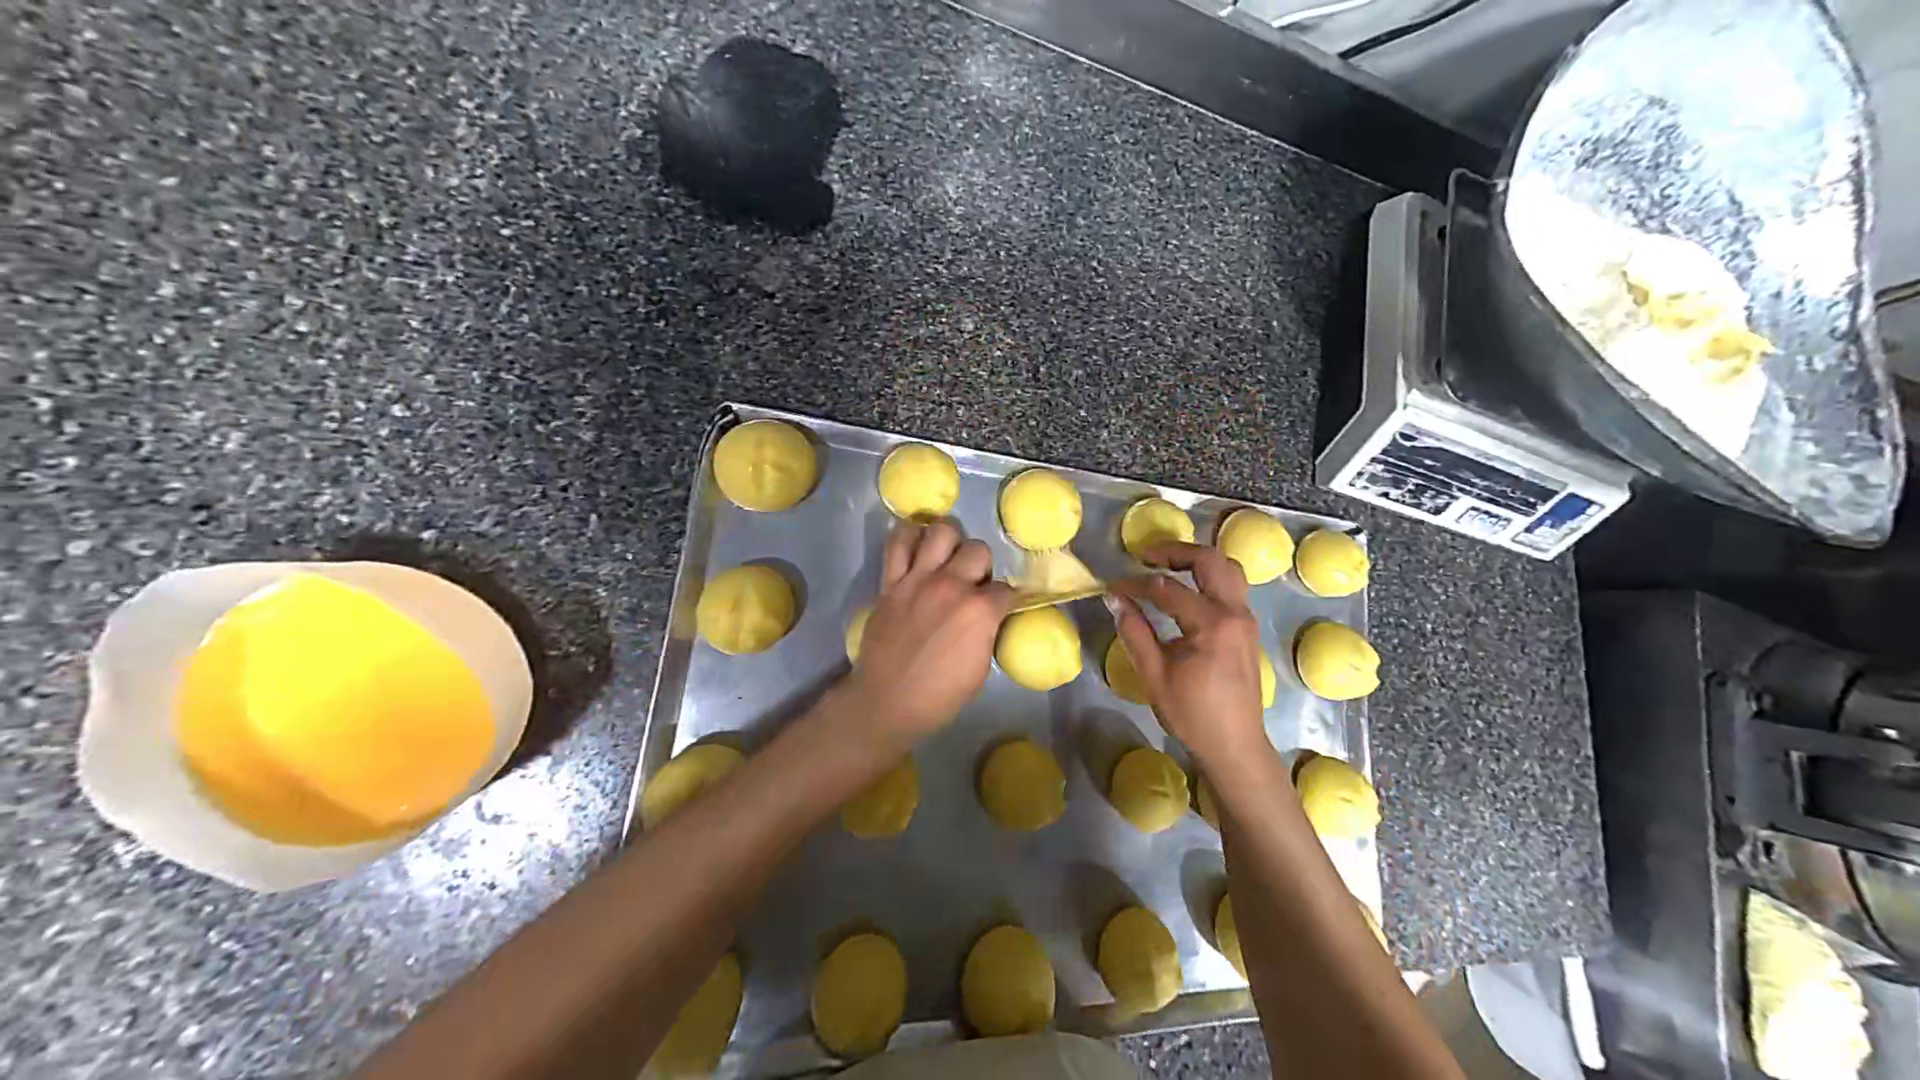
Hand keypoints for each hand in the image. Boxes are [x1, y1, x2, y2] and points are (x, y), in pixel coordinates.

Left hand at [844, 521, 1013, 742]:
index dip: (1003, 599)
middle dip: (981, 566)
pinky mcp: (891, 582)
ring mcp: (918, 580)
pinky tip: (917, 548)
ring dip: (950, 542)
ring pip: (942, 531)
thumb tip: (989, 615)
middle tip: (972, 583)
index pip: (1005, 588)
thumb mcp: (981, 667)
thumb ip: (988, 631)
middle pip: (979, 550)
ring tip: (947, 559)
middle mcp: (952, 585)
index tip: (997, 607)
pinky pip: (898, 542)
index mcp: (980, 610)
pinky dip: (909, 538)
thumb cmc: (940, 695)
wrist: (888, 702)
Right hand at [1109, 542, 1266, 769]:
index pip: (1167, 589)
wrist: (1235, 746)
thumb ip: (1134, 631)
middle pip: (1210, 560)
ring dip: (1197, 560)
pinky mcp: (1247, 628)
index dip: (1135, 584)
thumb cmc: (1192, 714)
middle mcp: (1235, 613)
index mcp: (1212, 624)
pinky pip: (1231, 587)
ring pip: (1228, 568)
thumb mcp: (1155, 674)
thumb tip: (1116, 600)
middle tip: (1147, 555)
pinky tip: (1186, 589)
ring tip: (1167, 566)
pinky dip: (1208, 577)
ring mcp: (1246, 619)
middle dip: (1176, 552)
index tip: (1113, 587)